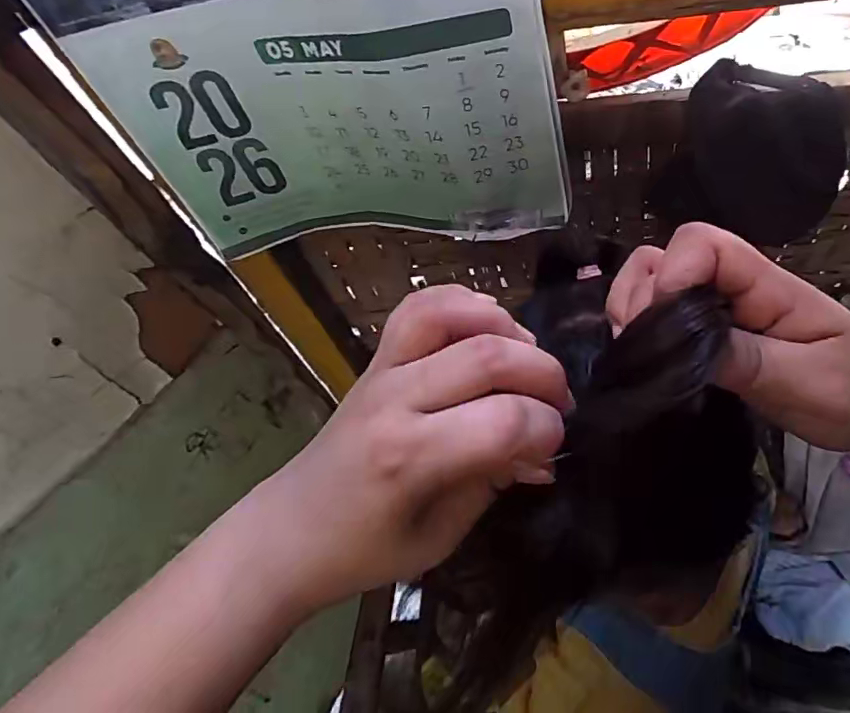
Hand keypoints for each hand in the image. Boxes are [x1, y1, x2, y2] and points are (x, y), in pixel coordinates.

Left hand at [260, 285, 570, 610]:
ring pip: (451, 313)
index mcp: (408, 459)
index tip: (555, 442)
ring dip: (506, 326)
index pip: (501, 421)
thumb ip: (495, 480)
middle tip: (560, 400)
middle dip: (543, 373)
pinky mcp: (377, 354)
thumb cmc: (366, 548)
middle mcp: (395, 400)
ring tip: (527, 356)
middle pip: (486, 356)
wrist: (289, 529)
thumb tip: (544, 449)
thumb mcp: (441, 535)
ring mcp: (382, 368)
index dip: (545, 427)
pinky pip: (421, 305)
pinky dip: (464, 302)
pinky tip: (490, 324)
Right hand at [606, 223, 849, 452]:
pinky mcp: (710, 327)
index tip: (661, 323)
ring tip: (632, 350)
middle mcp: (735, 284)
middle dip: (641, 291)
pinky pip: (663, 309)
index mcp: (766, 284)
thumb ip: (750, 362)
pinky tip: (640, 356)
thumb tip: (683, 350)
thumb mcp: (810, 383)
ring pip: (657, 275)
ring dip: (633, 303)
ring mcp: (720, 303)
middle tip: (634, 344)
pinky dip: (640, 323)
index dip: (674, 271)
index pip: (706, 243)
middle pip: (669, 253)